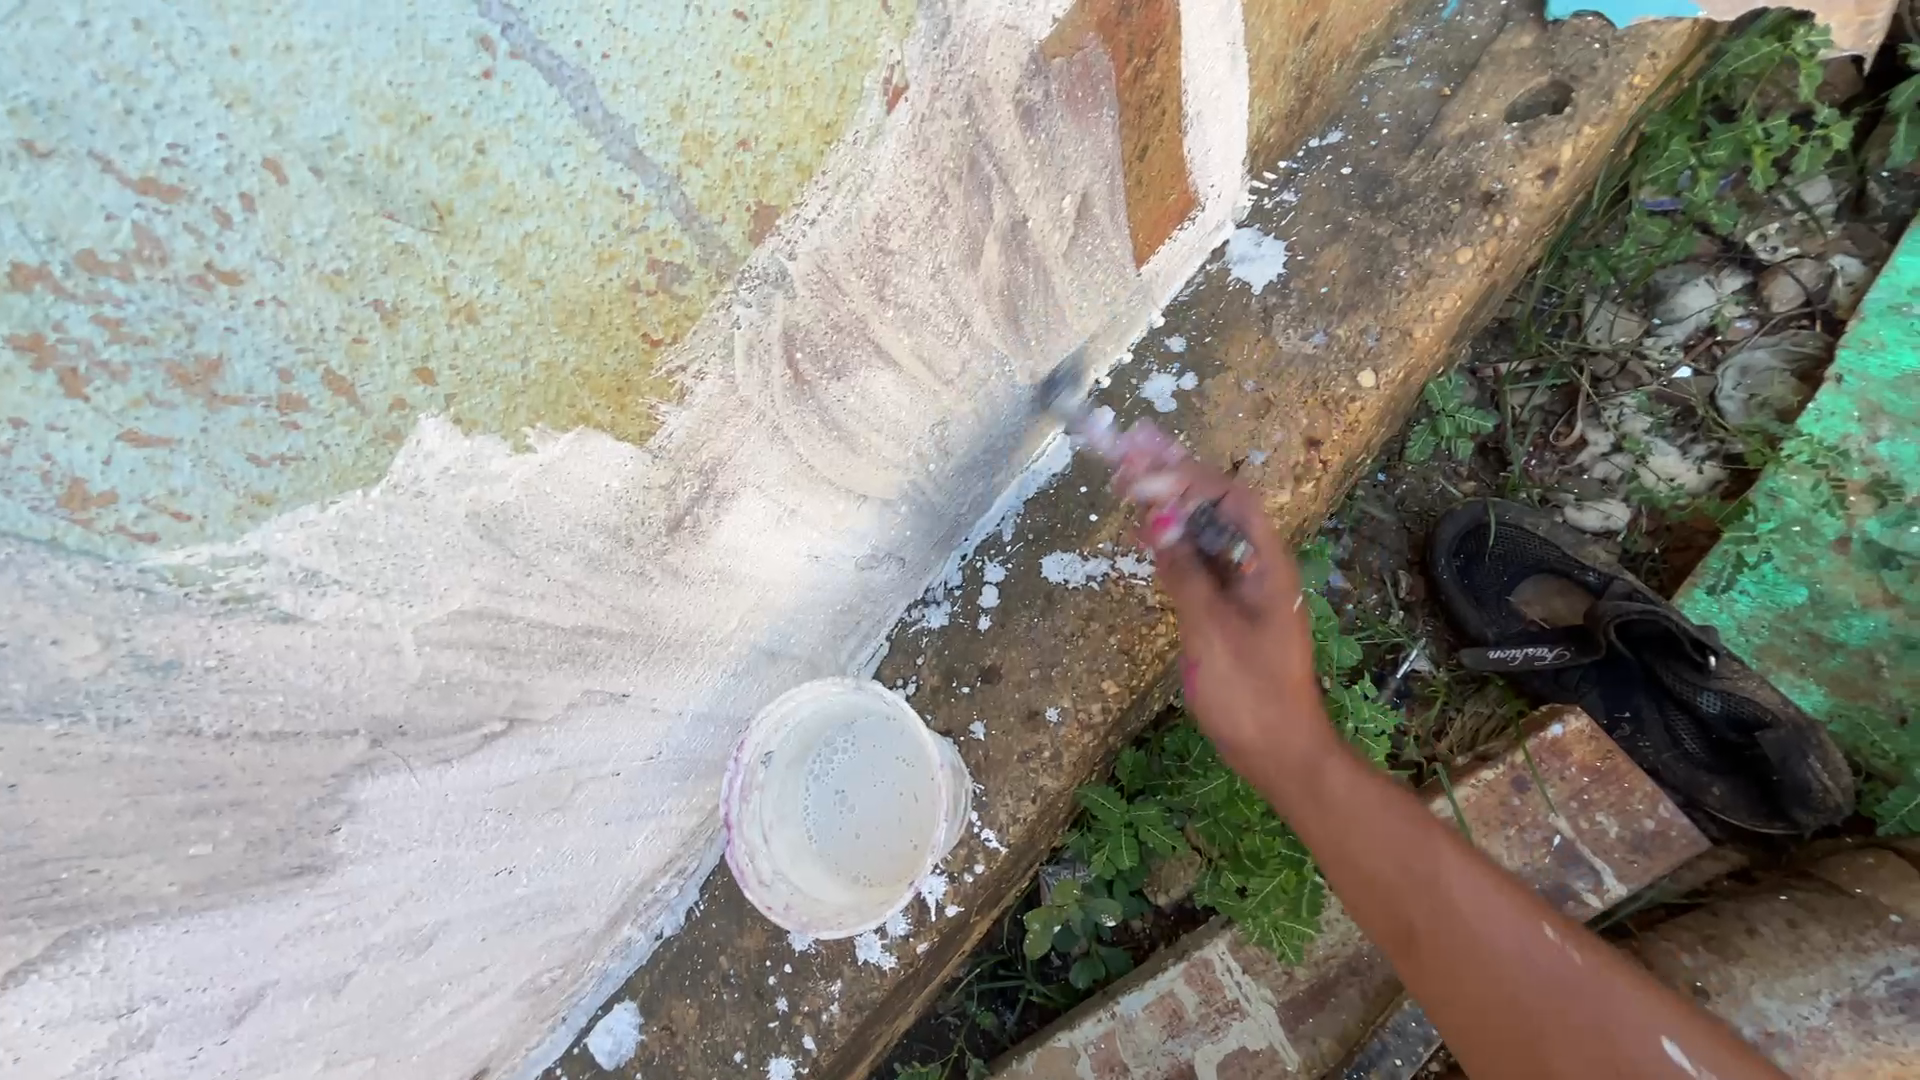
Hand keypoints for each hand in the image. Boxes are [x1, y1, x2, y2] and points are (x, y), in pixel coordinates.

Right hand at [1111, 437, 1332, 776]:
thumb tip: (1157, 524)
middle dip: (1173, 478)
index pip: (1230, 498)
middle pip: (1215, 507)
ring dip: (1168, 506)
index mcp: (1267, 565)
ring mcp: (1242, 588)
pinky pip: (1198, 562)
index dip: (1187, 476)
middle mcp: (1257, 567)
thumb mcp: (1212, 632)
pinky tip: (1144, 532)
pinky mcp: (1226, 609)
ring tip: (1126, 478)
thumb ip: (1185, 575)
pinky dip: (1170, 543)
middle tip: (1129, 451)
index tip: (1143, 466)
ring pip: (1203, 533)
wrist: (1279, 752)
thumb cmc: (1250, 694)